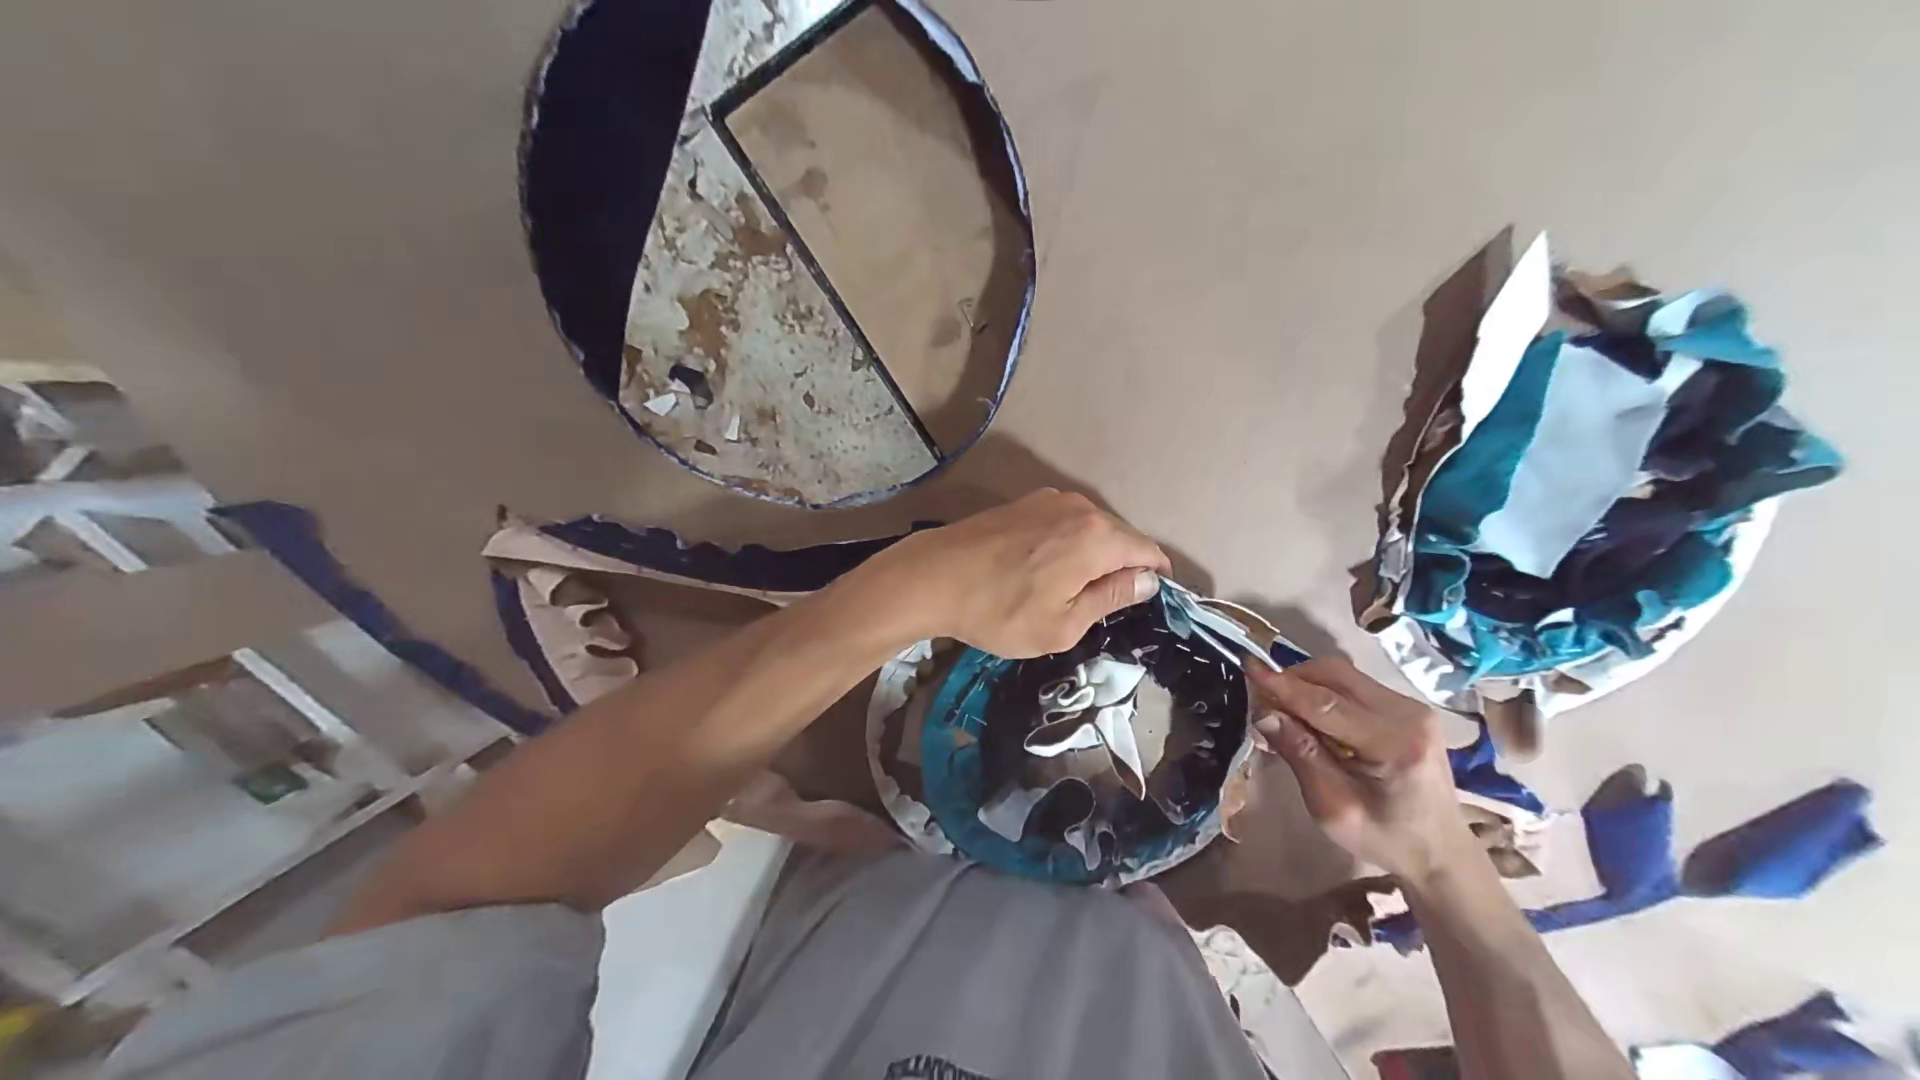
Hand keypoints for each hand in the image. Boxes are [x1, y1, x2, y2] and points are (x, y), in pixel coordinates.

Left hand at [851, 489, 1170, 657]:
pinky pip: (1064, 523)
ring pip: (1091, 529)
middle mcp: (1080, 508)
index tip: (1148, 602)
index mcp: (1098, 537)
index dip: (1154, 578)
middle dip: (1122, 567)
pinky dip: (1067, 544)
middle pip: (1120, 537)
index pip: (1148, 552)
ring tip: (1071, 590)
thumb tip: (1147, 580)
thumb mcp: (1063, 623)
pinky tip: (1045, 568)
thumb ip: (1110, 598)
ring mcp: (1049, 500)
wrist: (931, 577)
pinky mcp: (1023, 502)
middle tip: (1103, 606)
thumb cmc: (1000, 610)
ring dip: (1092, 556)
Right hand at [1246, 658, 1477, 885]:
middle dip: (1292, 680)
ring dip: (1306, 685)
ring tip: (1284, 711)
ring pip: (1342, 675)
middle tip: (1263, 702)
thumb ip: (1300, 754)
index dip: (1283, 685)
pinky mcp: (1407, 708)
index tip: (1248, 668)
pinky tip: (1311, 717)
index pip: (1326, 703)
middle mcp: (1408, 715)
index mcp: (1394, 744)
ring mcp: (1411, 707)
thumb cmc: (1384, 837)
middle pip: (1335, 675)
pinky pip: (1353, 685)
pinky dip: (1323, 692)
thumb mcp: (1332, 806)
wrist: (1440, 851)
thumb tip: (1263, 714)